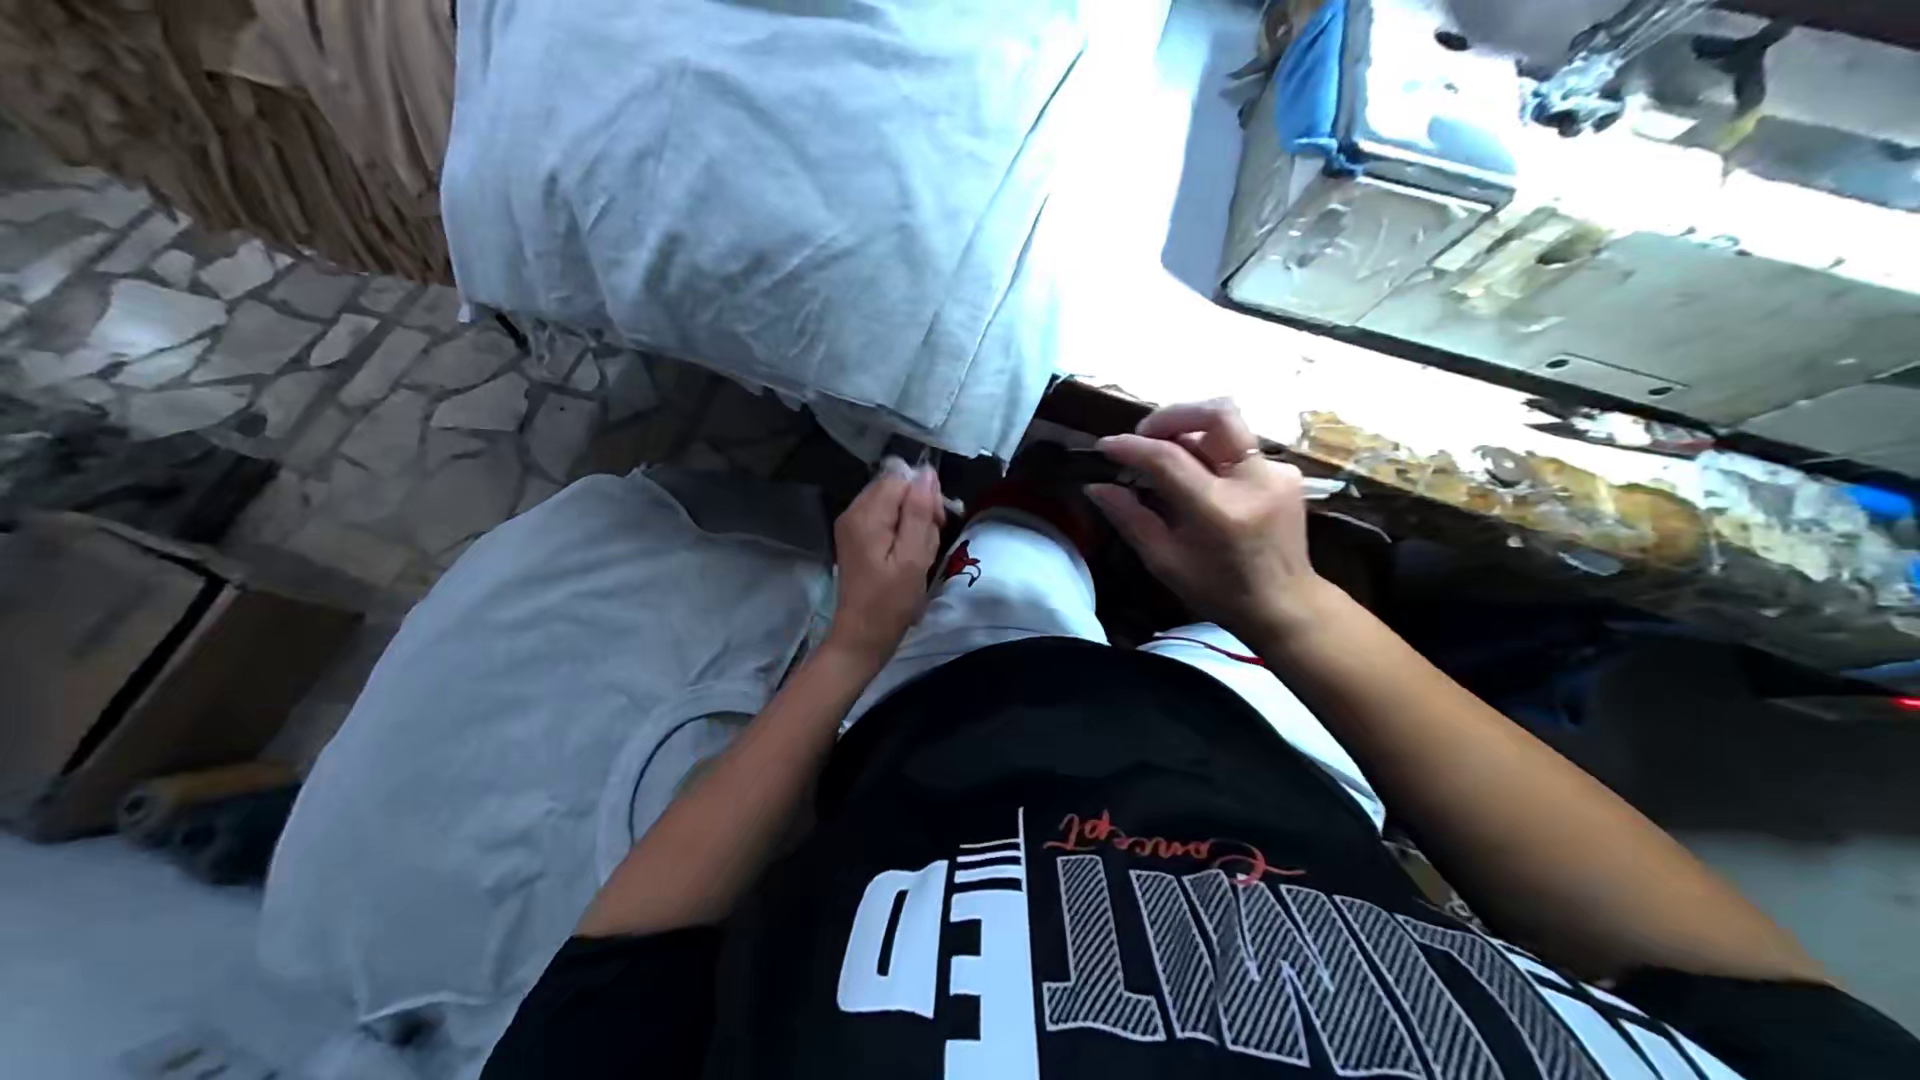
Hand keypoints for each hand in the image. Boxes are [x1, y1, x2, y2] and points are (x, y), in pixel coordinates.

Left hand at [826, 457, 946, 664]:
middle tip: (926, 545)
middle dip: (919, 509)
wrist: (862, 636)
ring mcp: (852, 525)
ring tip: (917, 556)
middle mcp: (853, 512)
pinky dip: (901, 534)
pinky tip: (907, 557)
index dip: (925, 496)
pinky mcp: (856, 538)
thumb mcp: (913, 558)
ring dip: (913, 524)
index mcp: (865, 515)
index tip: (936, 525)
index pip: (902, 479)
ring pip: (893, 504)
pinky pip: (885, 520)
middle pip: (896, 487)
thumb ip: (920, 513)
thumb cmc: (890, 602)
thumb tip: (927, 474)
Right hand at [1084, 400, 1334, 643]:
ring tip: (1167, 453)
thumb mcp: (1164, 561)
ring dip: (1192, 430)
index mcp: (1218, 509)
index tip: (1105, 445)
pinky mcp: (1287, 473)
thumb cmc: (1218, 590)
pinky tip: (1201, 477)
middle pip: (1217, 413)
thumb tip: (1095, 487)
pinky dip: (1213, 452)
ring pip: (1229, 426)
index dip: (1131, 446)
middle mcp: (1253, 480)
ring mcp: (1277, 473)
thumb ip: (1130, 518)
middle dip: (1173, 414)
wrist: (1285, 604)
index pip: (1168, 457)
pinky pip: (1241, 447)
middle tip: (1145, 434)